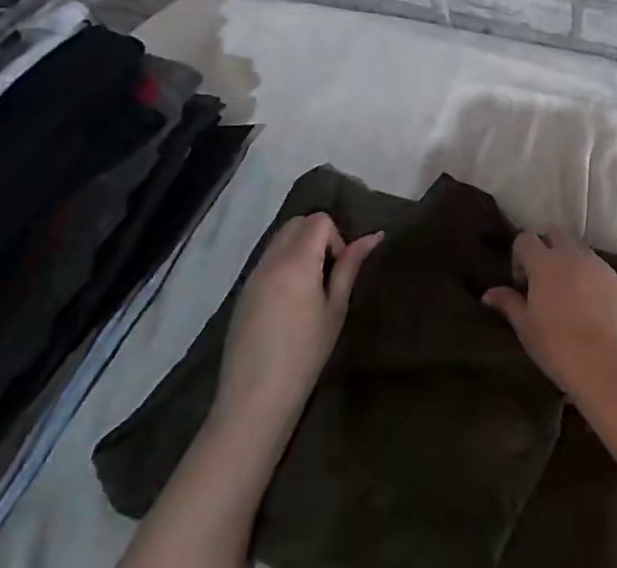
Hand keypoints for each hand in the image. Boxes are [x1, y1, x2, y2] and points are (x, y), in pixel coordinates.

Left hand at [213, 213, 381, 431]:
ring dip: (300, 249)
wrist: (255, 397)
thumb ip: (350, 267)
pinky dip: (284, 264)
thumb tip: (374, 236)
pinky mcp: (242, 293)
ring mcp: (252, 276)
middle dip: (318, 237)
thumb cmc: (306, 353)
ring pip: (279, 240)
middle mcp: (270, 261)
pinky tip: (290, 304)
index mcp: (295, 262)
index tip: (339, 270)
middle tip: (328, 274)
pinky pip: (267, 260)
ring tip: (310, 290)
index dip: (337, 237)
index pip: (318, 220)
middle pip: (297, 223)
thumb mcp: (336, 308)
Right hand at [483, 227, 616, 397]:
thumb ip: (508, 303)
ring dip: (567, 259)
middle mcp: (571, 255)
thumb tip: (489, 294)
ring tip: (565, 292)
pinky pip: (596, 264)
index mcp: (545, 263)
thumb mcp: (526, 327)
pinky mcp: (615, 277)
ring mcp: (596, 264)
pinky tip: (586, 302)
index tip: (521, 283)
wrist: (606, 363)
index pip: (526, 239)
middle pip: (554, 232)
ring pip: (577, 247)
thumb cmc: (558, 346)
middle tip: (542, 279)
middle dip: (544, 247)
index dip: (519, 256)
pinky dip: (586, 273)